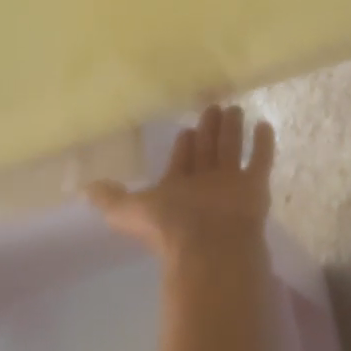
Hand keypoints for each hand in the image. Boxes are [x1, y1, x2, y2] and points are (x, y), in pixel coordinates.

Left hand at [89, 104, 274, 262]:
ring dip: (233, 130)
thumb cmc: (169, 224)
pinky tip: (264, 124)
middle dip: (209, 131)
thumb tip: (87, 187)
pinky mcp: (255, 184)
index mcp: (177, 189)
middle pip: (207, 151)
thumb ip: (111, 197)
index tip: (186, 128)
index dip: (183, 145)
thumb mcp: (127, 211)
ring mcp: (231, 183)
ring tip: (235, 108)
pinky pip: (260, 160)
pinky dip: (263, 143)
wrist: (209, 243)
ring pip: (232, 150)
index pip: (182, 161)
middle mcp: (204, 184)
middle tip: (214, 107)